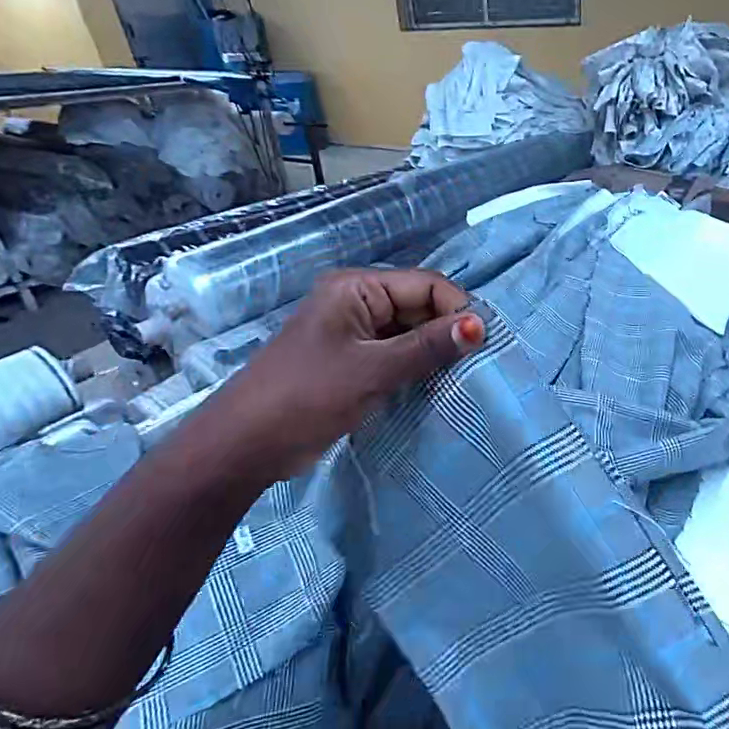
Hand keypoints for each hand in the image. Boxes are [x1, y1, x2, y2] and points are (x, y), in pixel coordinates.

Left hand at [191, 268, 483, 482]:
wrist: (245, 443)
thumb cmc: (307, 396)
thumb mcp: (373, 370)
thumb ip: (428, 347)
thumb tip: (480, 325)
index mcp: (356, 287)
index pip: (425, 285)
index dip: (456, 310)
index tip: (482, 346)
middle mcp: (355, 301)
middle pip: (417, 306)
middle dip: (446, 332)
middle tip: (475, 368)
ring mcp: (350, 333)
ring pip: (407, 333)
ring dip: (431, 353)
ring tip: (459, 380)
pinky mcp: (348, 362)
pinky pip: (392, 355)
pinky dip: (412, 368)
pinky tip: (432, 389)